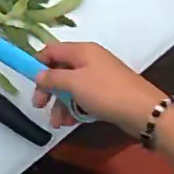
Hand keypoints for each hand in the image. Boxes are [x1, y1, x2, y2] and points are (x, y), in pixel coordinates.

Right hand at [33, 42, 166, 135]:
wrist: (143, 111)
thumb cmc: (106, 92)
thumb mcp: (74, 83)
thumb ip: (52, 78)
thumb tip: (38, 74)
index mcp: (81, 51)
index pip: (51, 50)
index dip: (37, 64)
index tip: (29, 82)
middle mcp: (89, 60)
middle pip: (59, 71)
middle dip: (48, 89)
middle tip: (39, 106)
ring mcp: (98, 77)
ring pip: (70, 87)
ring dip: (60, 104)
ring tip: (58, 123)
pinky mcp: (105, 93)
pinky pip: (82, 98)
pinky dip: (74, 108)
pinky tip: (71, 122)